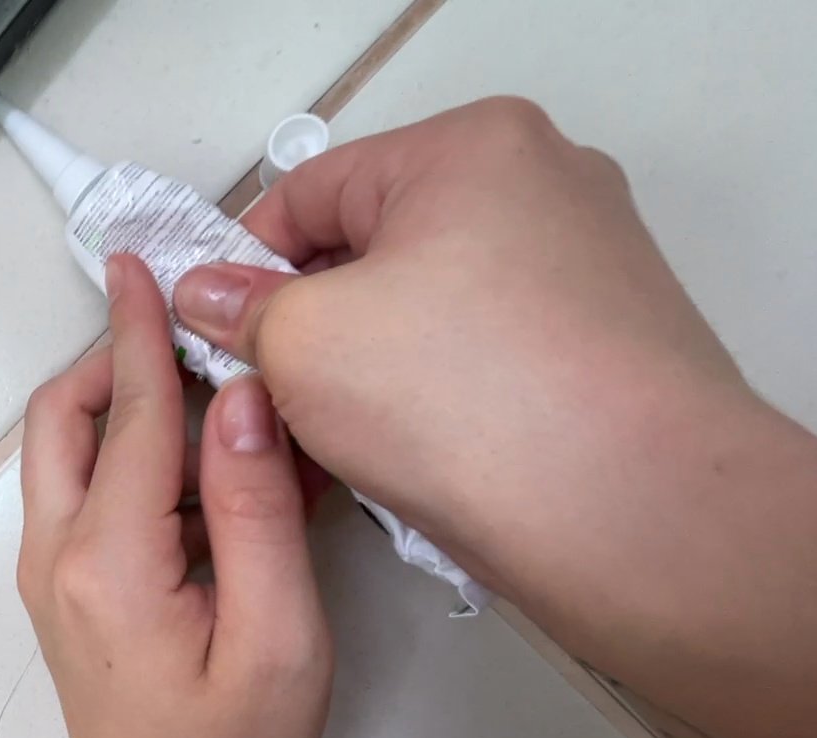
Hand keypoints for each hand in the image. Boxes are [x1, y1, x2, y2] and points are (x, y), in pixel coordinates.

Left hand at [0, 255, 331, 737]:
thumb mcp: (276, 638)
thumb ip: (255, 513)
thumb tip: (240, 403)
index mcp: (108, 559)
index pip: (124, 416)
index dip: (136, 334)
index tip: (137, 265)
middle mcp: (55, 553)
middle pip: (60, 421)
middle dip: (109, 363)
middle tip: (184, 340)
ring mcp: (47, 569)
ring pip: (60, 453)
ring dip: (114, 408)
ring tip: (201, 400)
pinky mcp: (61, 585)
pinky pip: (78, 492)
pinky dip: (122, 457)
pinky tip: (192, 471)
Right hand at [173, 96, 759, 604]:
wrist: (618, 508)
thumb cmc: (444, 391)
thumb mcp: (298, 336)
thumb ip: (234, 305)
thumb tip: (198, 292)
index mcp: (467, 151)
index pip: (305, 191)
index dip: (236, 262)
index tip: (202, 330)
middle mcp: (531, 189)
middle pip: (357, 250)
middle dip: (289, 321)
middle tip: (246, 386)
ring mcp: (567, 269)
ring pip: (400, 308)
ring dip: (335, 363)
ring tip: (299, 427)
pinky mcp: (580, 345)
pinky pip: (450, 350)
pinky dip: (396, 386)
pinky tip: (367, 441)